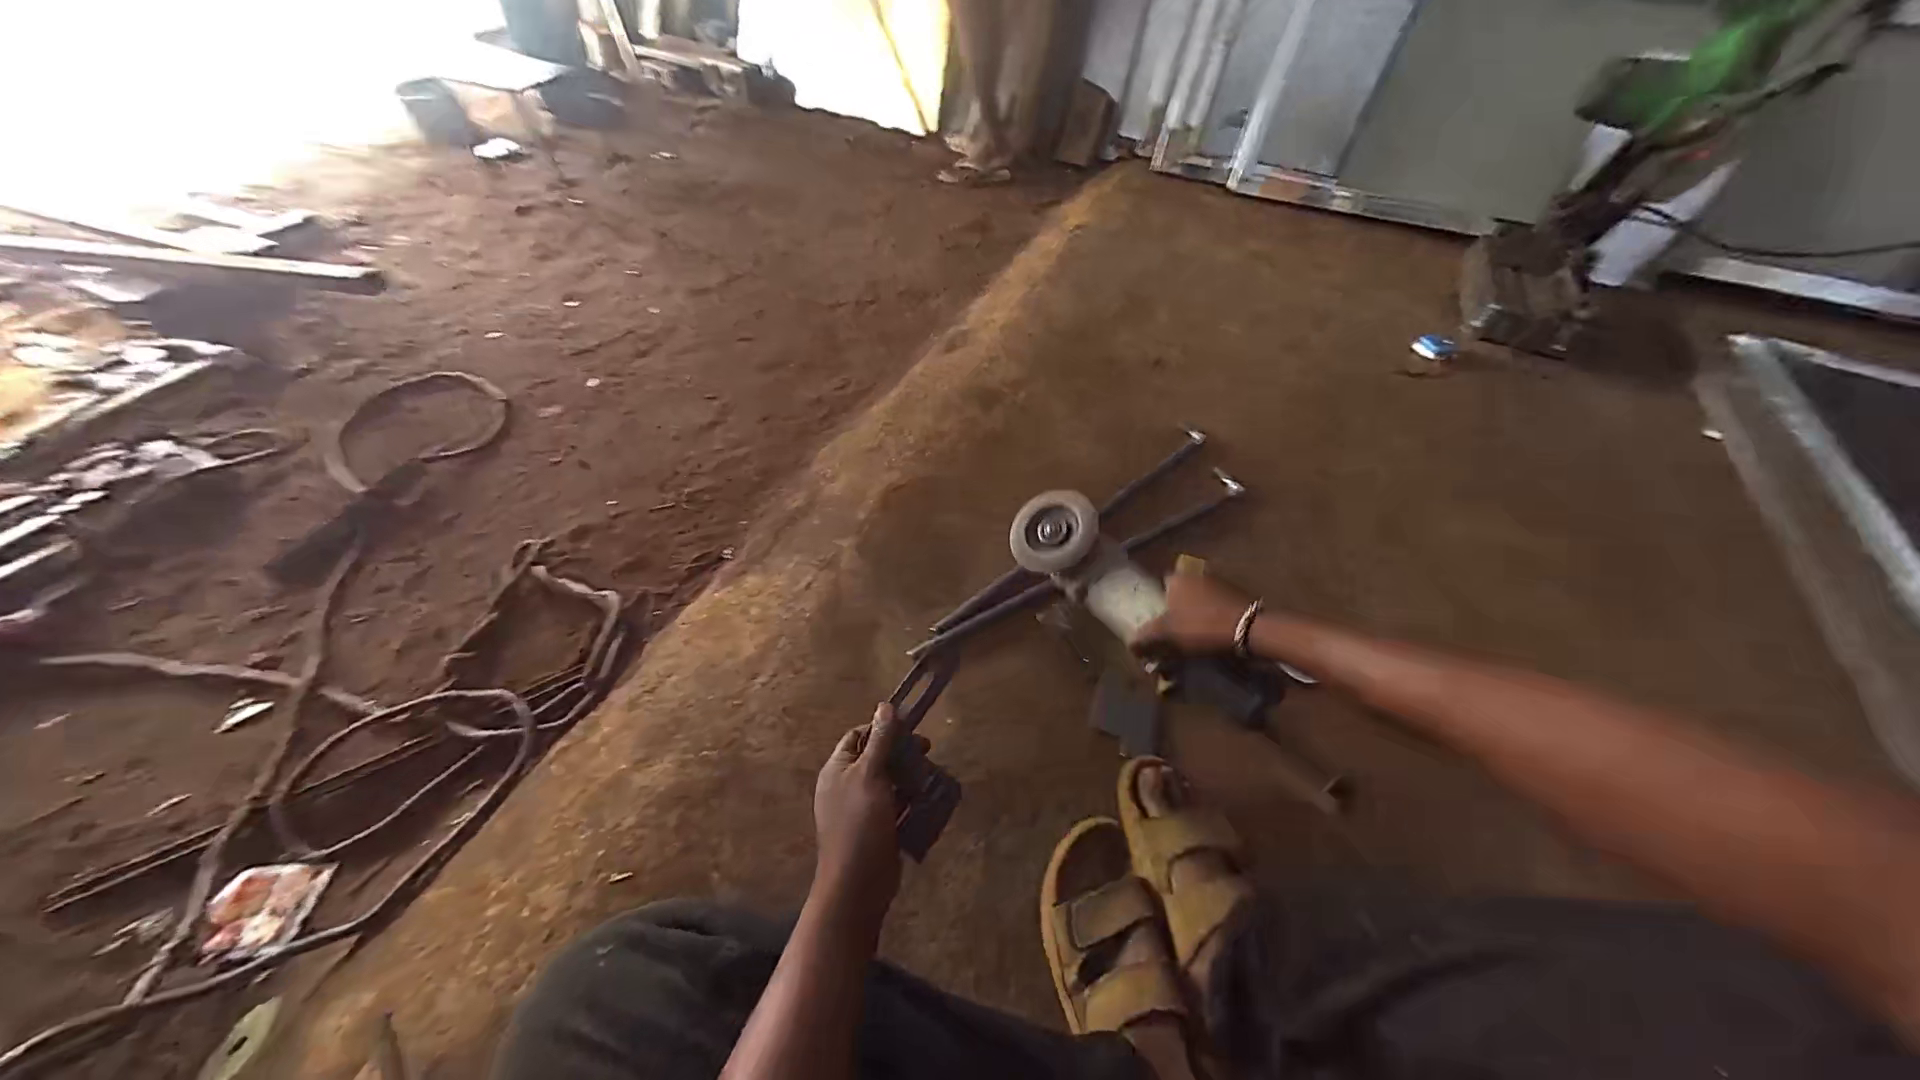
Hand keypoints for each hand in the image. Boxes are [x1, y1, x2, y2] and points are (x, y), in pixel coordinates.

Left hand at [813, 704, 914, 917]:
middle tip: (927, 753)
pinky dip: (911, 800)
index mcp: (837, 769)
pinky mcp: (878, 828)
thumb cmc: (859, 824)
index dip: (883, 728)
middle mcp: (847, 785)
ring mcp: (863, 809)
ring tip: (931, 777)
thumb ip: (880, 740)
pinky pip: (897, 805)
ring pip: (890, 781)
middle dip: (902, 753)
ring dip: (910, 777)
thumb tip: (885, 706)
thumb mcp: (870, 775)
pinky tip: (930, 800)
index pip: (859, 735)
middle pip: (878, 757)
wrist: (857, 885)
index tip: (910, 730)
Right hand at [1131, 567, 1252, 653]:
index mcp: (1176, 578)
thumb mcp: (1166, 635)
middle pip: (1180, 594)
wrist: (1250, 629)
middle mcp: (1196, 574)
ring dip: (1196, 616)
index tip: (1158, 624)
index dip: (1157, 605)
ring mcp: (1220, 583)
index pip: (1160, 587)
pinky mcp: (1238, 595)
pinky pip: (1217, 607)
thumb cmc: (1201, 626)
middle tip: (1175, 634)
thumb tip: (1130, 645)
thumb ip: (1145, 638)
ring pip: (1199, 601)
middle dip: (1177, 611)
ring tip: (1195, 639)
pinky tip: (1214, 636)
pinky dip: (1213, 619)